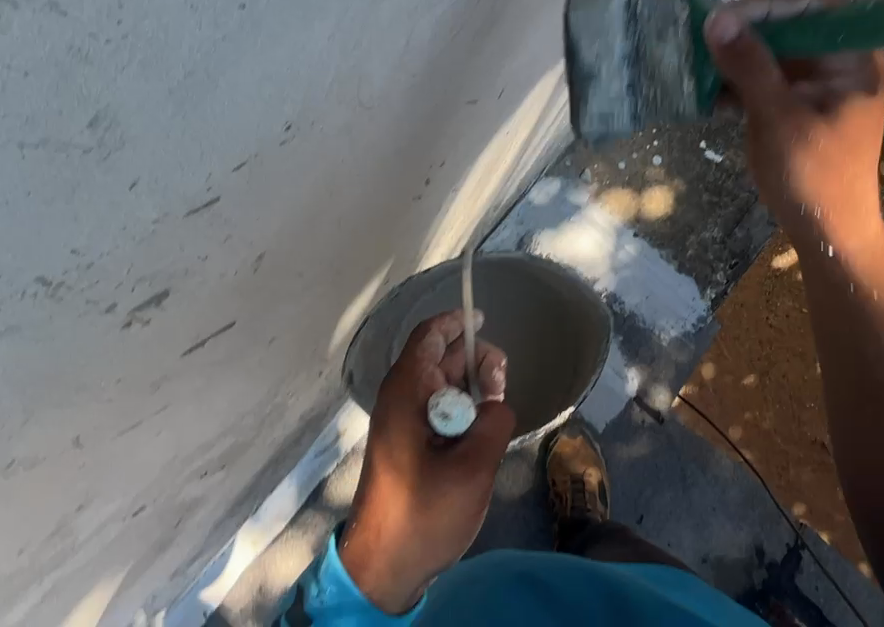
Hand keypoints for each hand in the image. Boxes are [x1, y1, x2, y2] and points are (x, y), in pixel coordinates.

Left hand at [340, 310, 513, 612]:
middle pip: (440, 357)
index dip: (455, 322)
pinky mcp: (406, 442)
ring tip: (494, 411)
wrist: (383, 565)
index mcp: (407, 392)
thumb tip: (497, 405)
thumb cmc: (423, 513)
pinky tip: (479, 430)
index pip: (429, 337)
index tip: (483, 319)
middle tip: (499, 390)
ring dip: (470, 388)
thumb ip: (495, 423)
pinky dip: (461, 409)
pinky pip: (437, 409)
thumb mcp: (473, 467)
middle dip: (474, 361)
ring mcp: (401, 421)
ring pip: (441, 384)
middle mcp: (400, 398)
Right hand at [704, 0, 883, 252]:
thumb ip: (749, 65)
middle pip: (789, 25)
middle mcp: (838, 63)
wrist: (827, 233)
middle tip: (703, 36)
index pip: (816, 5)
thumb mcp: (778, 117)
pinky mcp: (794, 104)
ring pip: (771, 51)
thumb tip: (716, 19)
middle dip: (744, 30)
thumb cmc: (814, 175)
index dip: (771, 4)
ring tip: (696, 60)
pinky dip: (735, 81)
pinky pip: (762, 77)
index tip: (726, 18)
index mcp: (853, 59)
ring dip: (734, 55)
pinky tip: (706, 91)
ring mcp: (815, 84)